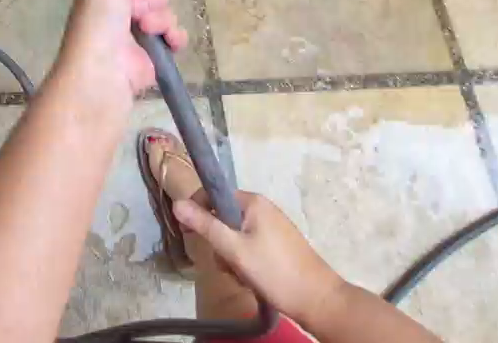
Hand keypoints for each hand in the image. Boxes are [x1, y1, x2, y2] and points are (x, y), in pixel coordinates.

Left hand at [48, 0, 187, 111]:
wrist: (101, 74)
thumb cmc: (99, 22)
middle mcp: (122, 7)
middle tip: (134, 11)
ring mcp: (139, 31)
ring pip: (167, 10)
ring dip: (160, 18)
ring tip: (143, 30)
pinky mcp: (154, 54)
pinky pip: (176, 34)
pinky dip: (175, 37)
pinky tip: (168, 42)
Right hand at [172, 192, 348, 330]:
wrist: (320, 302)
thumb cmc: (275, 272)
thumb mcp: (235, 250)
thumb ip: (205, 225)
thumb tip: (176, 203)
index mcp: (253, 201)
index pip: (213, 195)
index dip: (198, 212)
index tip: (190, 234)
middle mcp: (262, 208)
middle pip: (224, 217)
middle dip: (219, 242)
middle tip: (226, 263)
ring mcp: (272, 226)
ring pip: (236, 235)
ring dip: (232, 255)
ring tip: (241, 275)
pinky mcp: (279, 245)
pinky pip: (250, 245)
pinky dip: (245, 261)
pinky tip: (252, 279)